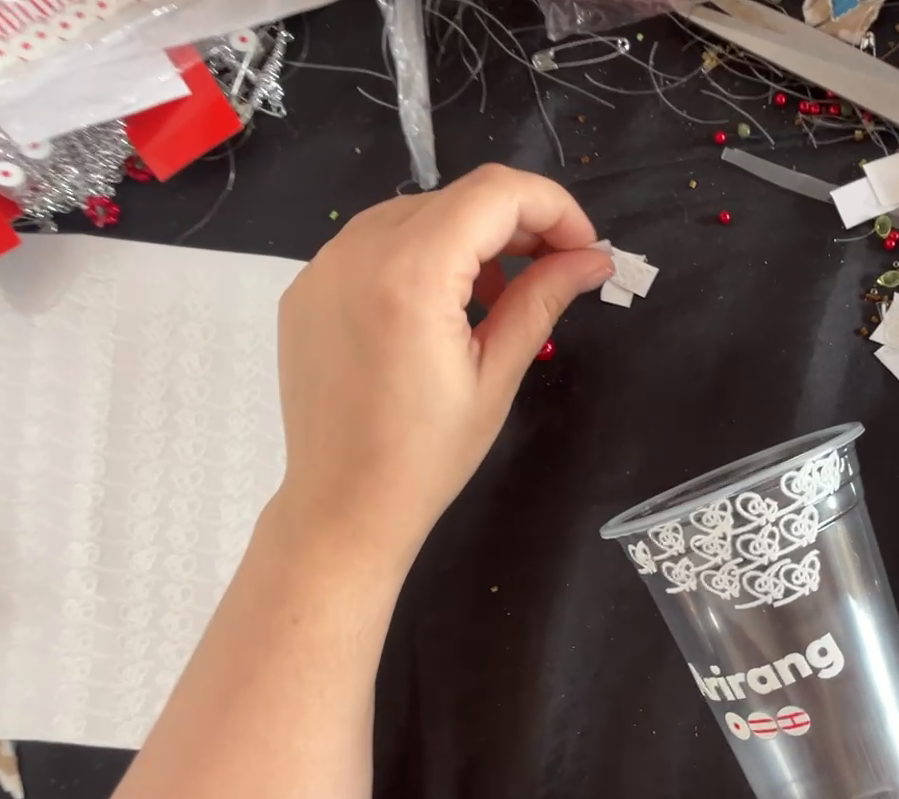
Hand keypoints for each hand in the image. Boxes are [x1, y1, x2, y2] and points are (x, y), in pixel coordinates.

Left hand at [270, 164, 611, 567]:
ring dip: (471, 240)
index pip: (496, 193)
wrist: (343, 504)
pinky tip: (441, 309)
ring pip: (416, 215)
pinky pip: (376, 245)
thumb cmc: (428, 456)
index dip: (554, 209)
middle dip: (518, 225)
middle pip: (457, 198)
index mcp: (411, 274)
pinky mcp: (305, 287)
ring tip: (498, 297)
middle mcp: (356, 250)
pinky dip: (422, 258)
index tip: (585, 250)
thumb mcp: (497, 377)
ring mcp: (322, 265)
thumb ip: (542, 301)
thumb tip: (593, 260)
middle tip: (556, 272)